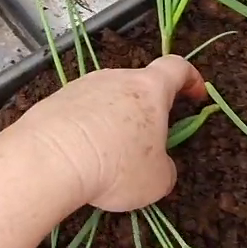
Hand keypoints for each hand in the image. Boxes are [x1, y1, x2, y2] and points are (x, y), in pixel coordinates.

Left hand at [5, 56, 205, 211]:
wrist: (50, 158)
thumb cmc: (116, 165)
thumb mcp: (157, 180)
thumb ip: (165, 167)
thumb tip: (158, 165)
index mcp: (149, 89)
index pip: (176, 67)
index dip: (191, 79)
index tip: (196, 95)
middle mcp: (115, 78)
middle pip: (138, 86)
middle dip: (146, 111)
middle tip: (147, 144)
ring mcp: (82, 86)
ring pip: (107, 99)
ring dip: (113, 121)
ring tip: (108, 157)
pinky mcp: (55, 100)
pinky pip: (79, 112)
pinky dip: (86, 129)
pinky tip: (80, 157)